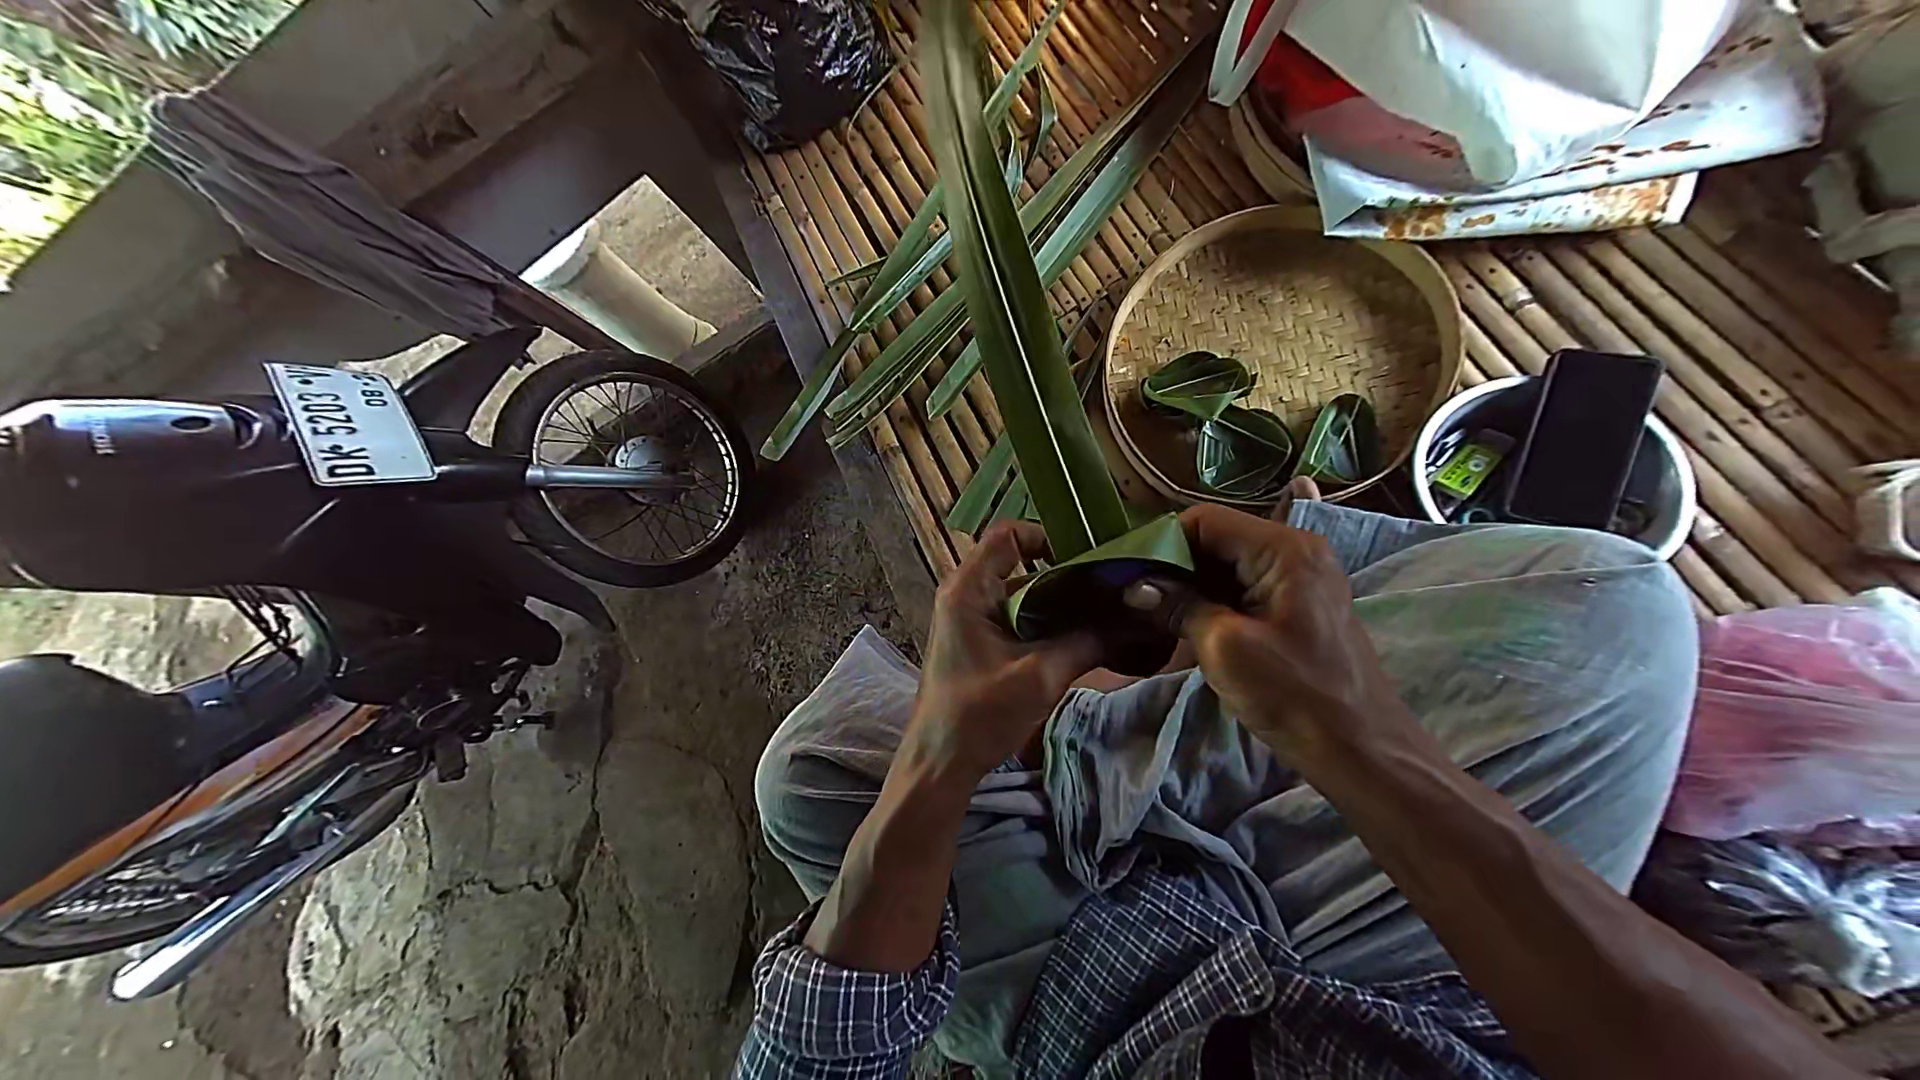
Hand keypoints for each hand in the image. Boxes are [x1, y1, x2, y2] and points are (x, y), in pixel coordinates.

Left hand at [898, 521, 1103, 784]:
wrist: (940, 762)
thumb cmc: (979, 715)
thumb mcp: (1040, 676)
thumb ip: (1086, 642)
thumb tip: (1131, 620)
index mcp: (968, 589)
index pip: (1008, 534)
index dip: (1047, 537)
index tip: (1086, 560)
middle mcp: (965, 593)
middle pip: (1018, 561)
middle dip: (1063, 572)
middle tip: (1107, 587)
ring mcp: (969, 616)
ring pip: (1020, 590)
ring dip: (1056, 600)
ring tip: (1102, 611)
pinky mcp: (977, 639)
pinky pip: (1015, 614)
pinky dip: (1044, 619)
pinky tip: (1077, 635)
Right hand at [1155, 504, 1420, 765]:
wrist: (1361, 751)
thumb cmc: (1294, 696)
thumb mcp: (1223, 647)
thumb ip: (1178, 605)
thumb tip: (1134, 586)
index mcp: (1284, 549)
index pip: (1205, 520)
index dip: (1163, 543)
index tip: (1132, 576)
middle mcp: (1294, 551)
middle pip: (1215, 540)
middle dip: (1174, 567)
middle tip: (1139, 600)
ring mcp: (1298, 577)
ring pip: (1225, 566)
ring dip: (1190, 588)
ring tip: (1158, 616)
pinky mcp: (1296, 604)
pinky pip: (1242, 587)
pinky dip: (1212, 602)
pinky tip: (1189, 627)